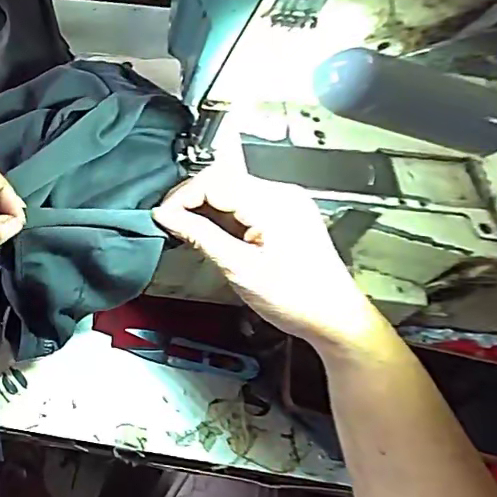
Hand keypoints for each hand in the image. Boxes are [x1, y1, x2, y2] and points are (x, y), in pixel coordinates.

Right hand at [153, 171, 391, 354]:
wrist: (333, 318)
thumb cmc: (298, 298)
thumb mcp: (238, 267)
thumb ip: (199, 236)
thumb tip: (168, 217)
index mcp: (273, 203)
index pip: (214, 180)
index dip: (182, 197)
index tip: (163, 217)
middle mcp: (281, 195)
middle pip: (220, 179)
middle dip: (189, 200)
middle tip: (169, 223)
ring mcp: (284, 204)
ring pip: (228, 189)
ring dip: (203, 207)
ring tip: (186, 230)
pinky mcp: (282, 215)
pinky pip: (242, 202)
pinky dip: (220, 214)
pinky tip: (210, 233)